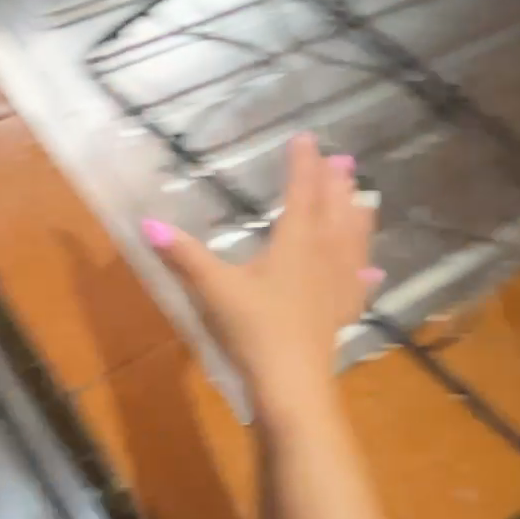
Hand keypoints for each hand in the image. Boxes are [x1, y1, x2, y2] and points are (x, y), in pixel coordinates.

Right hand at [143, 132, 377, 410]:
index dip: (301, 164)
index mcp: (295, 242)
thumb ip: (183, 255)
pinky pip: (358, 283)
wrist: (291, 380)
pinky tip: (371, 270)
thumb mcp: (212, 288)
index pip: (301, 193)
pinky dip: (364, 270)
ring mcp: (338, 284)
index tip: (304, 138)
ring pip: (353, 241)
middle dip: (335, 184)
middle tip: (343, 160)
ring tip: (364, 198)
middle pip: (334, 211)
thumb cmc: (252, 328)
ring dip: (357, 215)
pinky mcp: (341, 312)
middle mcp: (324, 255)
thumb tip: (147, 224)